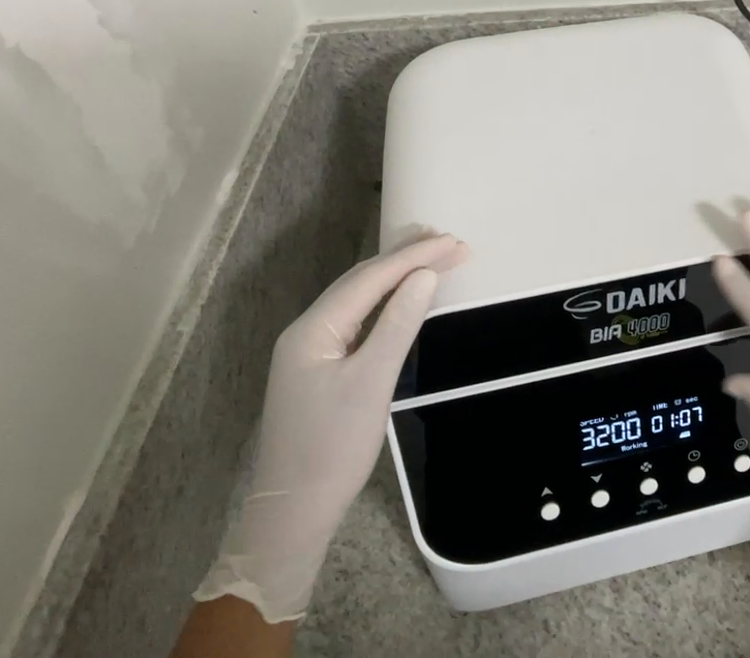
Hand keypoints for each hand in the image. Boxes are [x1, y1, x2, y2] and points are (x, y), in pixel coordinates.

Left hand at [194, 233, 467, 621]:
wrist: (294, 510)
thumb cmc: (334, 446)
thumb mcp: (372, 383)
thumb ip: (398, 325)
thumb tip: (425, 276)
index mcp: (313, 330)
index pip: (370, 279)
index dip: (413, 256)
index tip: (454, 242)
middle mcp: (307, 331)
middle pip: (360, 281)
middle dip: (405, 256)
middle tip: (449, 239)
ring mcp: (311, 350)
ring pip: (357, 298)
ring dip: (395, 274)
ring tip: (431, 253)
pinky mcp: (321, 368)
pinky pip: (357, 318)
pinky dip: (385, 299)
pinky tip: (402, 295)